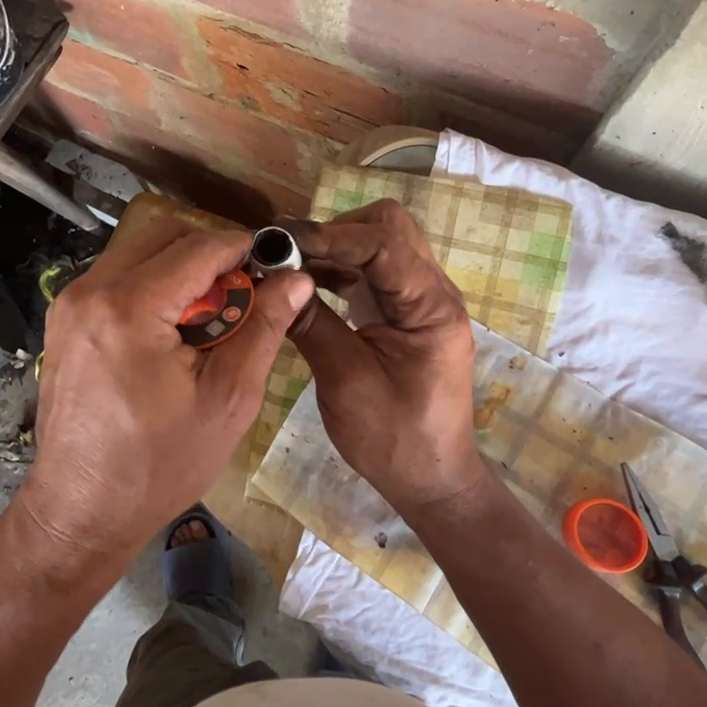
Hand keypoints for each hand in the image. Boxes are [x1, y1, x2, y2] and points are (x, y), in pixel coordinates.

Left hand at [18, 213, 314, 565]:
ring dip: (179, 268)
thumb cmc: (159, 465)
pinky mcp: (63, 319)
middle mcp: (90, 290)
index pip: (198, 248)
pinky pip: (115, 277)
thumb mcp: (227, 399)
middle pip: (163, 236)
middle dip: (209, 253)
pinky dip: (149, 285)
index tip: (275, 263)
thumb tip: (297, 280)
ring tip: (211, 313)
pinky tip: (173, 327)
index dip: (244, 248)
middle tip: (244, 291)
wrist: (82, 509)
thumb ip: (263, 329)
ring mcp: (69, 303)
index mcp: (129, 306)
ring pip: (136, 252)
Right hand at [287, 200, 484, 513]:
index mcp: (431, 308)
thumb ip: (313, 325)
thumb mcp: (346, 382)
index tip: (283, 241)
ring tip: (287, 266)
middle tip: (288, 254)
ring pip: (379, 242)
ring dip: (333, 247)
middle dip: (335, 230)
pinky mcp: (402, 312)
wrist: (430, 480)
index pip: (385, 244)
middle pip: (388, 227)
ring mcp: (418, 300)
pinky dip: (336, 268)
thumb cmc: (394, 438)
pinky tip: (303, 284)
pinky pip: (370, 270)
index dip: (331, 234)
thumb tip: (275, 281)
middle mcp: (431, 292)